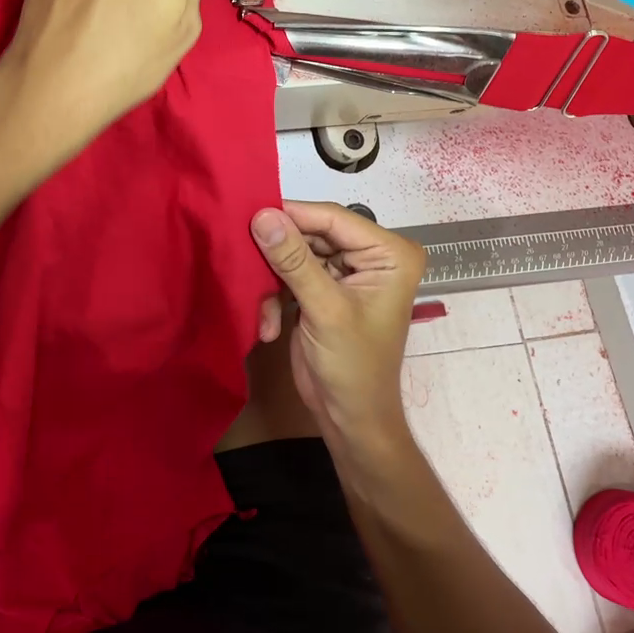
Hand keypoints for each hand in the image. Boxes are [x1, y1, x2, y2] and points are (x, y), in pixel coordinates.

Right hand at [250, 202, 425, 446]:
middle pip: (311, 232)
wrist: (349, 418)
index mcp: (389, 253)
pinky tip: (270, 325)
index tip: (248, 213)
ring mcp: (345, 271)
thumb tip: (262, 215)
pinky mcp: (322, 287)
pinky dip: (275, 296)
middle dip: (278, 252)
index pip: (332, 218)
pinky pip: (290, 273)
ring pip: (295, 252)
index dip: (291, 215)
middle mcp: (371, 255)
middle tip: (244, 257)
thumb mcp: (324, 310)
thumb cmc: (352, 366)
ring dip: (273, 280)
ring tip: (262, 306)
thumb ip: (293, 261)